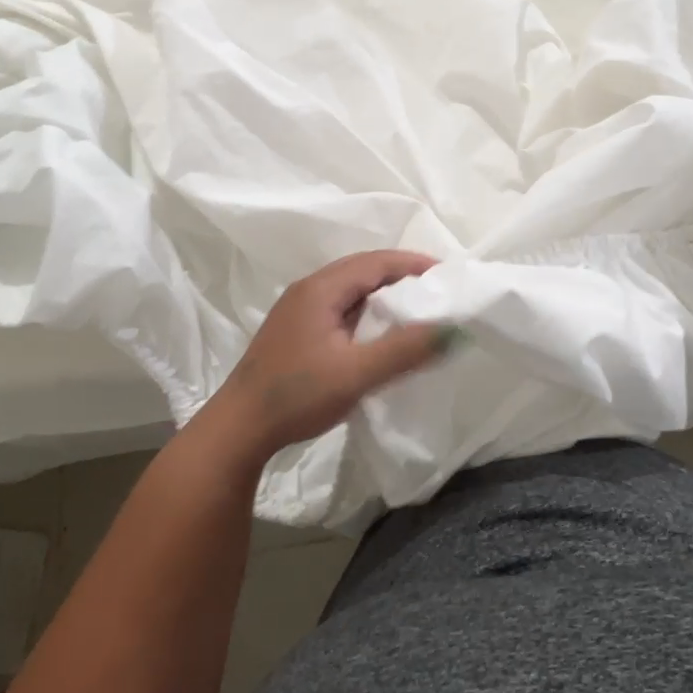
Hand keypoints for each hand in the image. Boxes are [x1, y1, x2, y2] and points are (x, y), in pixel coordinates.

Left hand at [201, 250, 454, 464]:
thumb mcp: (356, 373)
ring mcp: (299, 312)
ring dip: (385, 296)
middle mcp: (308, 291)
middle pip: (363, 271)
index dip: (414, 264)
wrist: (238, 430)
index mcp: (320, 289)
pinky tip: (383, 335)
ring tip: (419, 312)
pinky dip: (368, 314)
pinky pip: (341, 310)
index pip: (376, 261)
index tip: (449, 276)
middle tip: (439, 293)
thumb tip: (454, 329)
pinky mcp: (297, 334)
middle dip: (403, 277)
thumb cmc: (296, 396)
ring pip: (352, 292)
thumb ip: (404, 350)